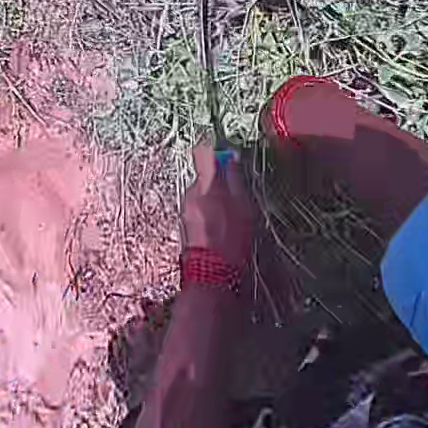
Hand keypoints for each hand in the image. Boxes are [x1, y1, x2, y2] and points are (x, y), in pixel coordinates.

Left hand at [180, 142, 255, 271]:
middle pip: (203, 174)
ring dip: (212, 197)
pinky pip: (196, 207)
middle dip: (217, 180)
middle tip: (235, 194)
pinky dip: (206, 211)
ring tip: (228, 216)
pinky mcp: (183, 222)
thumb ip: (236, 180)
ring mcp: (184, 208)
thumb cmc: (231, 243)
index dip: (215, 151)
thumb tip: (232, 160)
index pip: (204, 153)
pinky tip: (219, 226)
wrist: (211, 275)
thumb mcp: (244, 208)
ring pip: (200, 192)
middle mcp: (191, 193)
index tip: (226, 155)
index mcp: (206, 186)